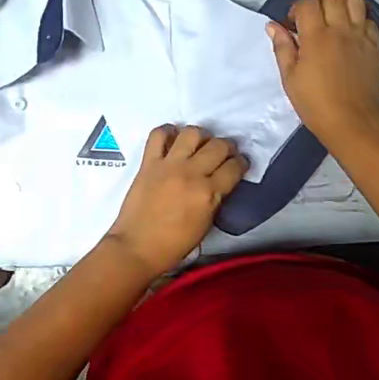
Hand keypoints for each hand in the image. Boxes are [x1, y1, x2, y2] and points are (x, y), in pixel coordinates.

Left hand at [102, 125, 246, 276]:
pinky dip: (167, 132)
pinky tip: (172, 139)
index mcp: (208, 193)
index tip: (239, 164)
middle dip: (227, 148)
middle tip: (223, 154)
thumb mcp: (205, 224)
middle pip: (218, 146)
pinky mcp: (148, 163)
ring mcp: (168, 165)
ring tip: (199, 145)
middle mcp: (191, 174)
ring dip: (201, 136)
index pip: (234, 167)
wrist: (137, 247)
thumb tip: (219, 184)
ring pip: (192, 133)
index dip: (241, 164)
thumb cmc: (173, 245)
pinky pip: (158, 135)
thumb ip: (215, 200)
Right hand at [266, 0, 378, 145]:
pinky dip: (358, 20)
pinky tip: (350, 34)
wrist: (351, 119)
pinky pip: (369, 20)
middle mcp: (341, 29)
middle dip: (319, 3)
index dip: (297, 9)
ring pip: (354, 1)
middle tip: (312, 21)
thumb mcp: (290, 77)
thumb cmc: (314, 102)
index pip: (307, 4)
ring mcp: (361, 35)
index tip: (293, 25)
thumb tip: (273, 26)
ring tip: (333, 20)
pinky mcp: (375, 45)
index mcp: (316, 36)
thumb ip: (282, 48)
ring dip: (341, 4)